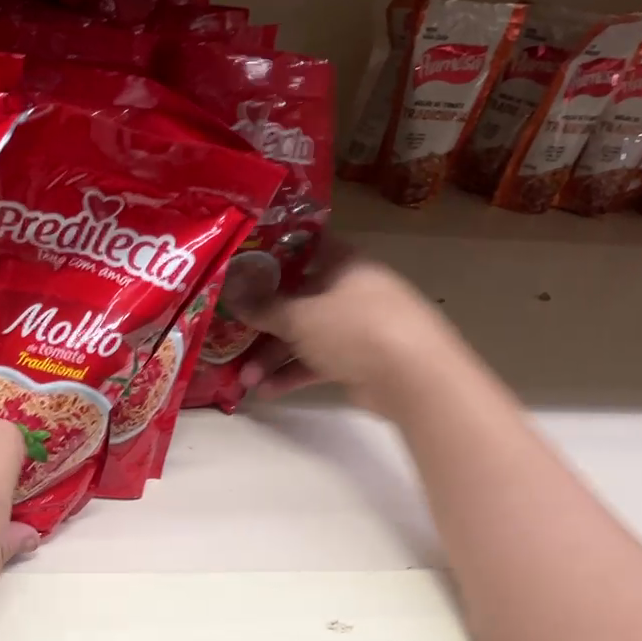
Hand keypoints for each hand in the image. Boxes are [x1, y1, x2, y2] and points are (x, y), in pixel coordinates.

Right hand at [222, 235, 469, 418]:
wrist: (411, 377)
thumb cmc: (355, 328)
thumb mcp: (301, 315)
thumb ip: (263, 306)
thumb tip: (230, 290)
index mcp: (343, 263)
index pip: (303, 249)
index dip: (269, 257)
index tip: (237, 271)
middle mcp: (349, 290)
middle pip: (296, 300)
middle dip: (261, 323)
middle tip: (230, 337)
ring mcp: (354, 327)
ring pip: (303, 336)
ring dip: (271, 357)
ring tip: (244, 380)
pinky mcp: (355, 360)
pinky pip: (315, 363)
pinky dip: (291, 375)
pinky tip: (265, 391)